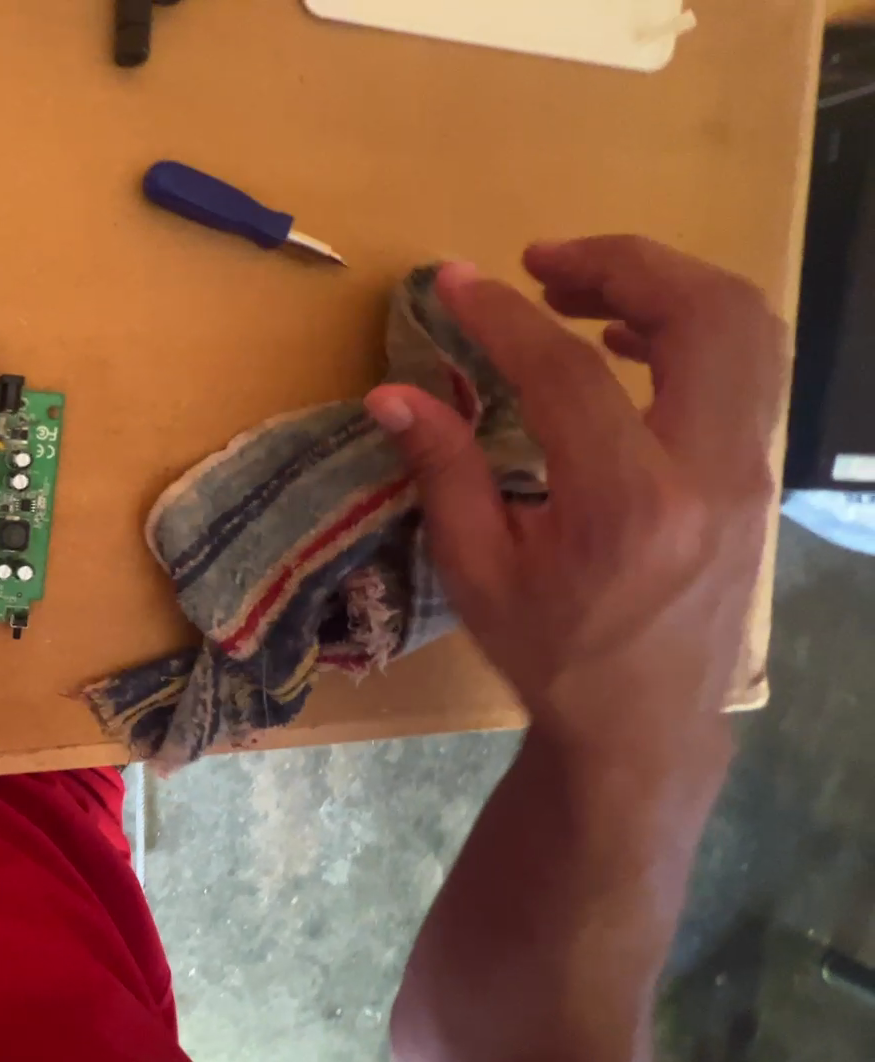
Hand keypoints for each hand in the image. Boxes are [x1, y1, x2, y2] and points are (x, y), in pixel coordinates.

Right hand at [364, 238, 783, 753]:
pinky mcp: (756, 473)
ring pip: (749, 332)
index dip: (507, 317)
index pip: (571, 375)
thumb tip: (390, 395)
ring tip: (574, 286)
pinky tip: (621, 341)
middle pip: (709, 319)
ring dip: (663, 286)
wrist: (643, 719)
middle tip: (540, 259)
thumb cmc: (544, 648)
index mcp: (624, 503)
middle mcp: (710, 472)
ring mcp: (750, 469)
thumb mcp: (472, 567)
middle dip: (624, 265)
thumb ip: (442, 470)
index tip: (457, 282)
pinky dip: (687, 328)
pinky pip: (745, 369)